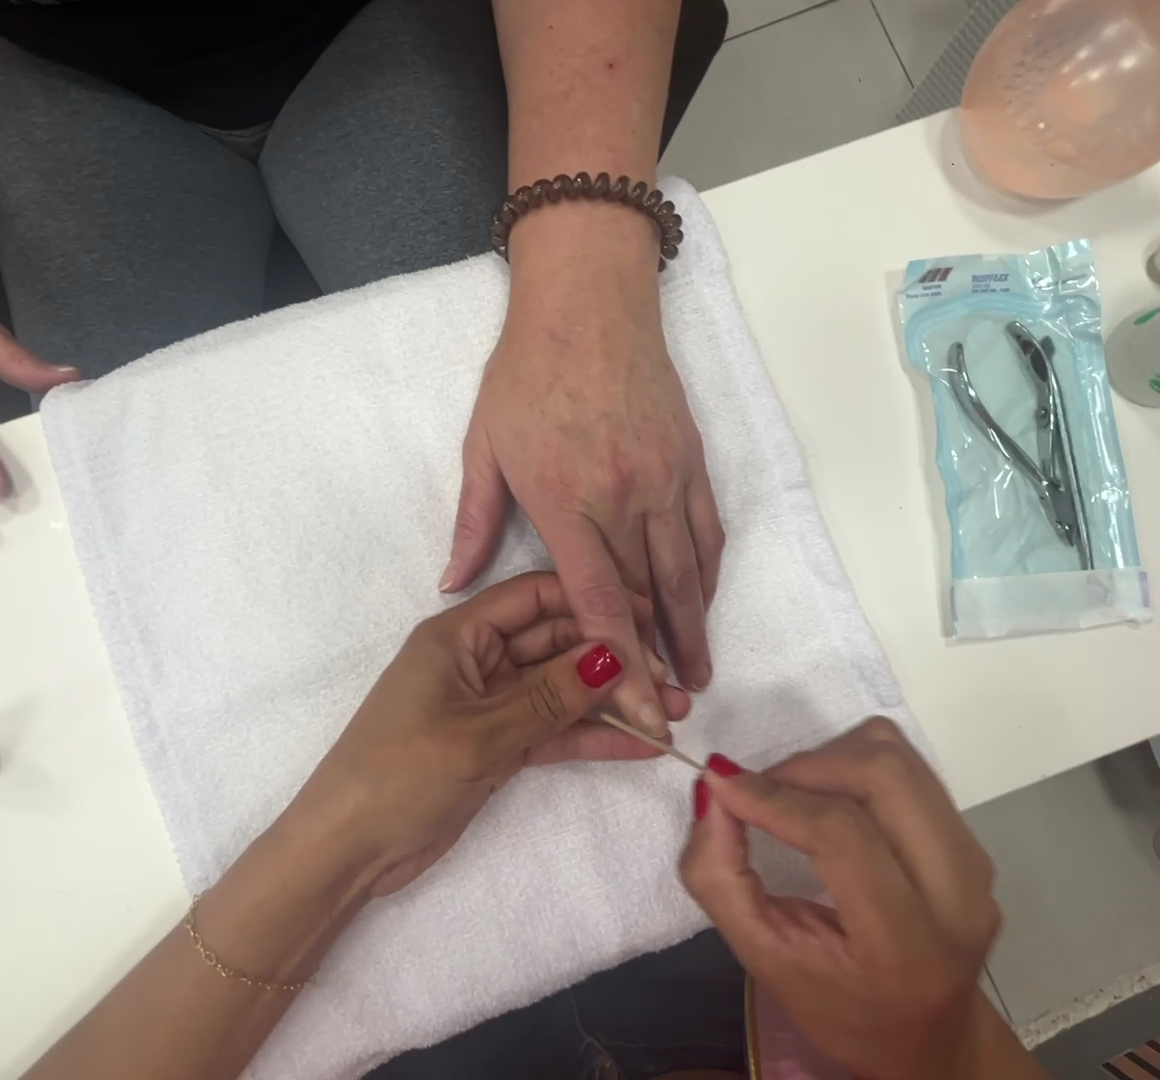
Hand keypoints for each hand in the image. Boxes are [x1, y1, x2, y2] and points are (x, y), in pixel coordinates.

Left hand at [289, 572, 691, 897]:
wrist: (347, 850)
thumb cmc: (400, 773)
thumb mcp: (478, 733)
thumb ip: (549, 696)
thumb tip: (614, 656)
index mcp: (459, 634)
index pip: (535, 598)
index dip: (591, 603)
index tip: (648, 620)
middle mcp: (478, 659)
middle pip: (556, 644)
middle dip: (613, 660)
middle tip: (674, 682)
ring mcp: (490, 703)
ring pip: (562, 690)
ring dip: (612, 701)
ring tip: (674, 716)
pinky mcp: (498, 744)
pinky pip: (553, 729)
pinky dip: (592, 736)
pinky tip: (641, 746)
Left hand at [442, 206, 723, 738]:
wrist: (588, 303)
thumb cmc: (527, 373)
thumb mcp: (483, 446)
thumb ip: (473, 522)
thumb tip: (451, 581)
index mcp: (565, 503)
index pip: (599, 603)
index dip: (619, 664)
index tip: (634, 710)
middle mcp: (623, 500)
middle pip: (648, 600)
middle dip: (660, 664)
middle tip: (668, 713)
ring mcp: (666, 481)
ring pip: (686, 574)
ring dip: (694, 630)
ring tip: (697, 676)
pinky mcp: (691, 462)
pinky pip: (708, 533)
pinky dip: (708, 577)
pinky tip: (704, 605)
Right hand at [681, 719, 1008, 1079]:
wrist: (928, 1041)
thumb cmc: (837, 1007)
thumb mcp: (760, 957)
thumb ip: (718, 877)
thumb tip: (712, 792)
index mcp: (904, 945)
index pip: (841, 835)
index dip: (772, 798)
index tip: (720, 784)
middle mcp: (956, 896)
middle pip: (882, 776)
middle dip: (803, 766)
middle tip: (759, 791)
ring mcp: (974, 864)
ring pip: (897, 759)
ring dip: (828, 758)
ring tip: (792, 795)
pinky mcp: (971, 841)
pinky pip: (908, 767)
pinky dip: (852, 762)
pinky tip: (828, 799)